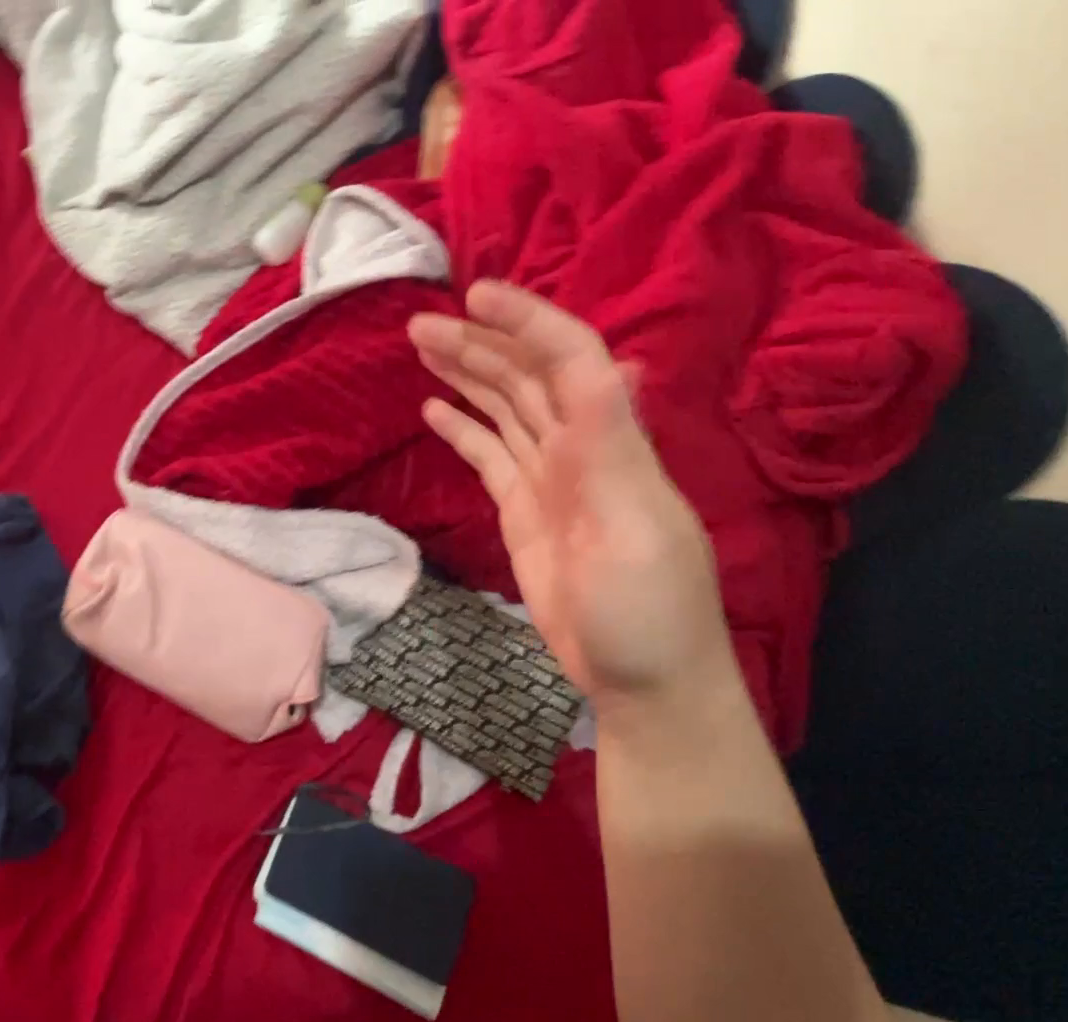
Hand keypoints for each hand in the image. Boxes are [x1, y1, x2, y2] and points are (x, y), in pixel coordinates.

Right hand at [411, 281, 730, 711]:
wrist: (644, 678)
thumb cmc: (646, 611)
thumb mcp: (636, 530)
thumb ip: (613, 449)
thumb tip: (609, 364)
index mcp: (610, 443)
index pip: (569, 360)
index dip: (527, 322)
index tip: (475, 296)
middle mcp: (579, 448)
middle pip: (525, 378)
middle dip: (479, 344)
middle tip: (420, 323)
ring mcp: (549, 480)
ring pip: (503, 409)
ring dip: (466, 375)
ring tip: (421, 347)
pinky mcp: (523, 511)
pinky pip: (490, 455)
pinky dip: (463, 428)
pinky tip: (434, 410)